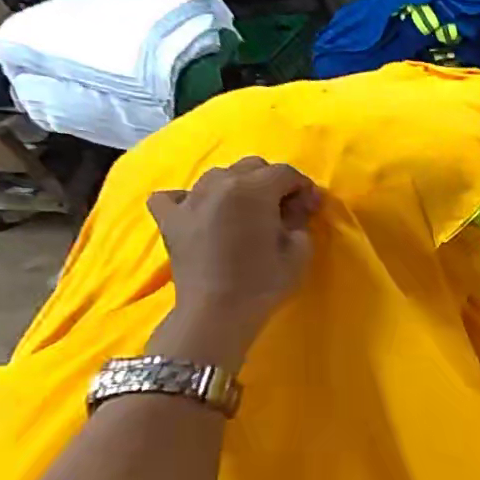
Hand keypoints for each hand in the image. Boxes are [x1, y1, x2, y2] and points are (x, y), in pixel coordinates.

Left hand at [144, 157, 321, 367]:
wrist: (216, 314)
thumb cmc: (263, 283)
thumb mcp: (299, 251)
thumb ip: (300, 220)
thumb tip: (297, 207)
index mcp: (253, 189)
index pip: (286, 173)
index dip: (303, 188)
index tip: (311, 209)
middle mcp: (219, 184)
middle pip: (252, 166)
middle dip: (272, 183)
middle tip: (282, 211)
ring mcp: (189, 199)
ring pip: (218, 176)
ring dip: (237, 188)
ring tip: (246, 214)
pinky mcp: (169, 219)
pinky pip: (175, 195)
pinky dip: (190, 199)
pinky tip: (201, 213)